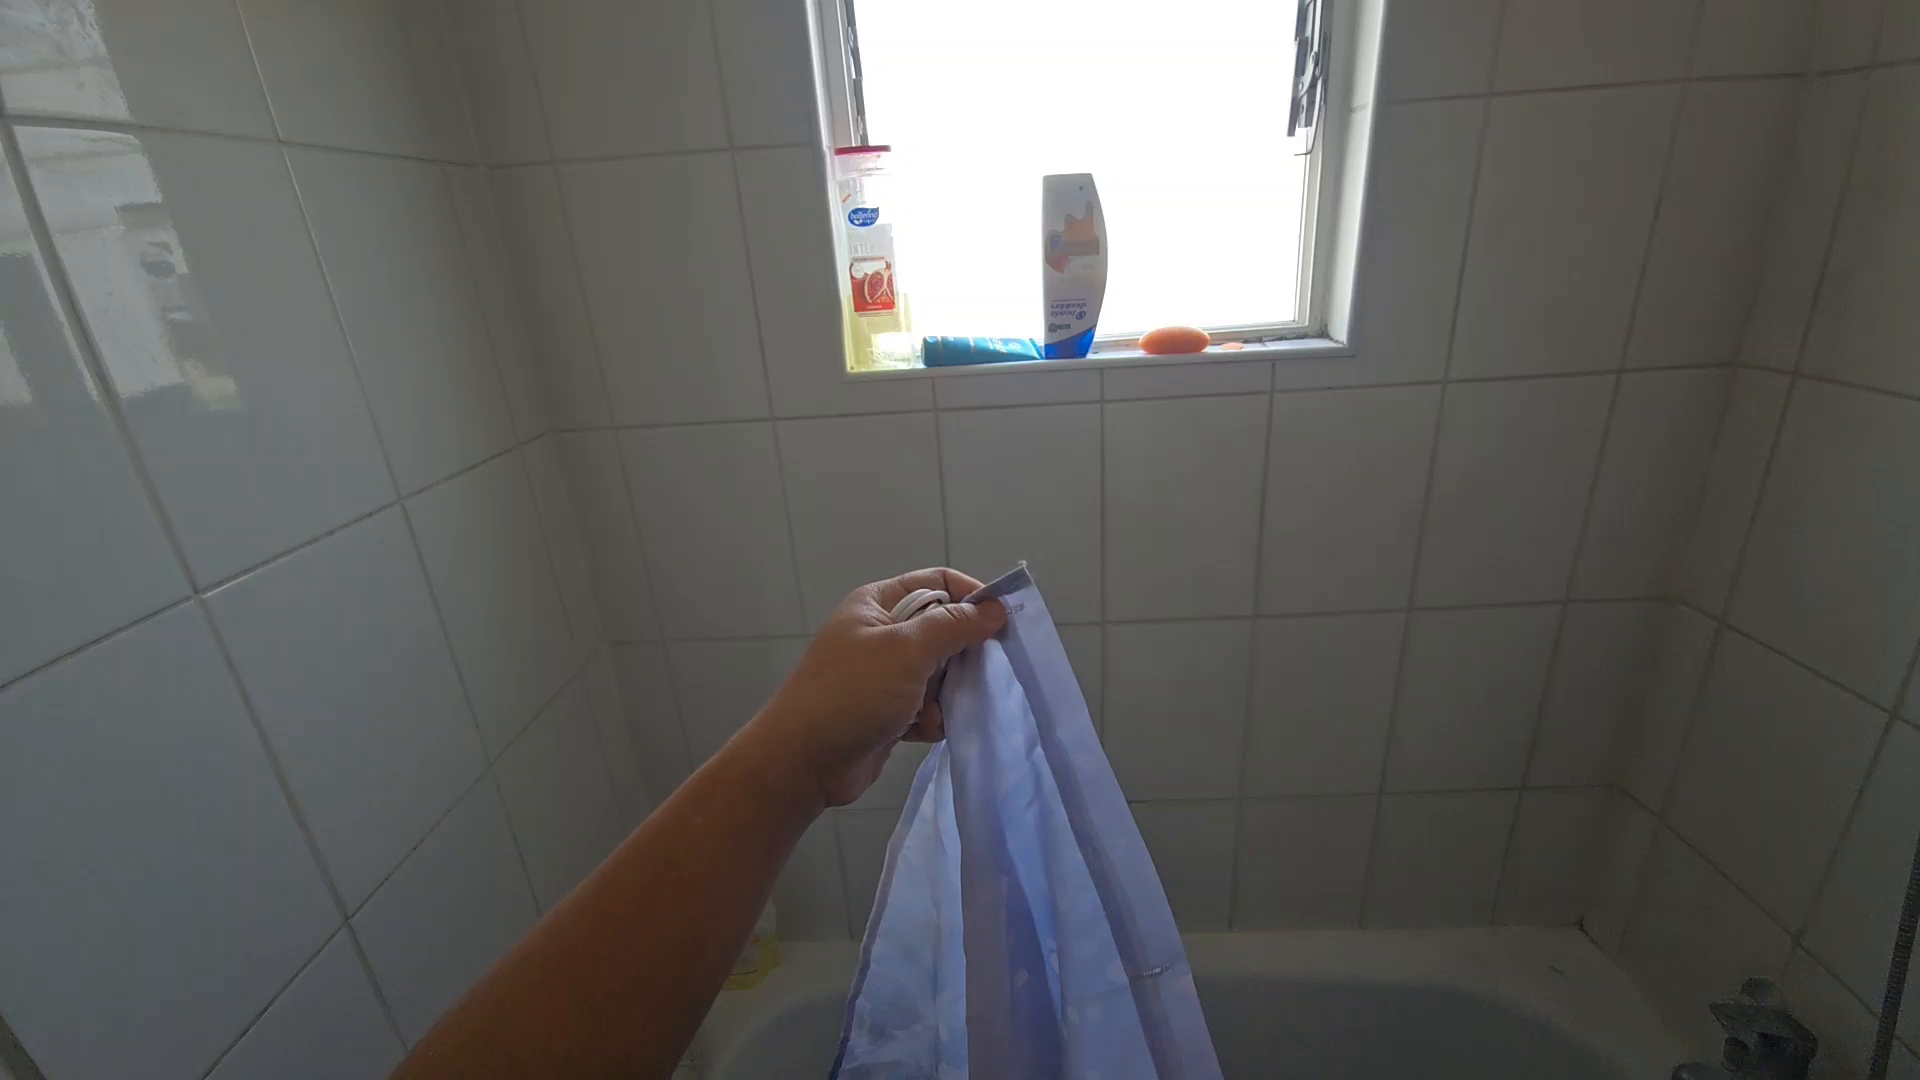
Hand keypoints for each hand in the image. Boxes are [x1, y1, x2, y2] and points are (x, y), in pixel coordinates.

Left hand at [744, 569, 1006, 809]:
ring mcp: (884, 674)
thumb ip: (955, 626)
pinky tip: (924, 731)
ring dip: (948, 693)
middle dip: (964, 654)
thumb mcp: (907, 650)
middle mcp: (883, 633)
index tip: (1005, 623)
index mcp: (880, 603)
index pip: (940, 583)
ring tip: (940, 709)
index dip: (973, 597)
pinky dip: (932, 718)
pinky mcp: (889, 711)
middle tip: (982, 673)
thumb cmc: (853, 693)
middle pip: (944, 629)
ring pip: (941, 672)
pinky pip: (928, 705)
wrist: (802, 762)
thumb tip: (996, 609)